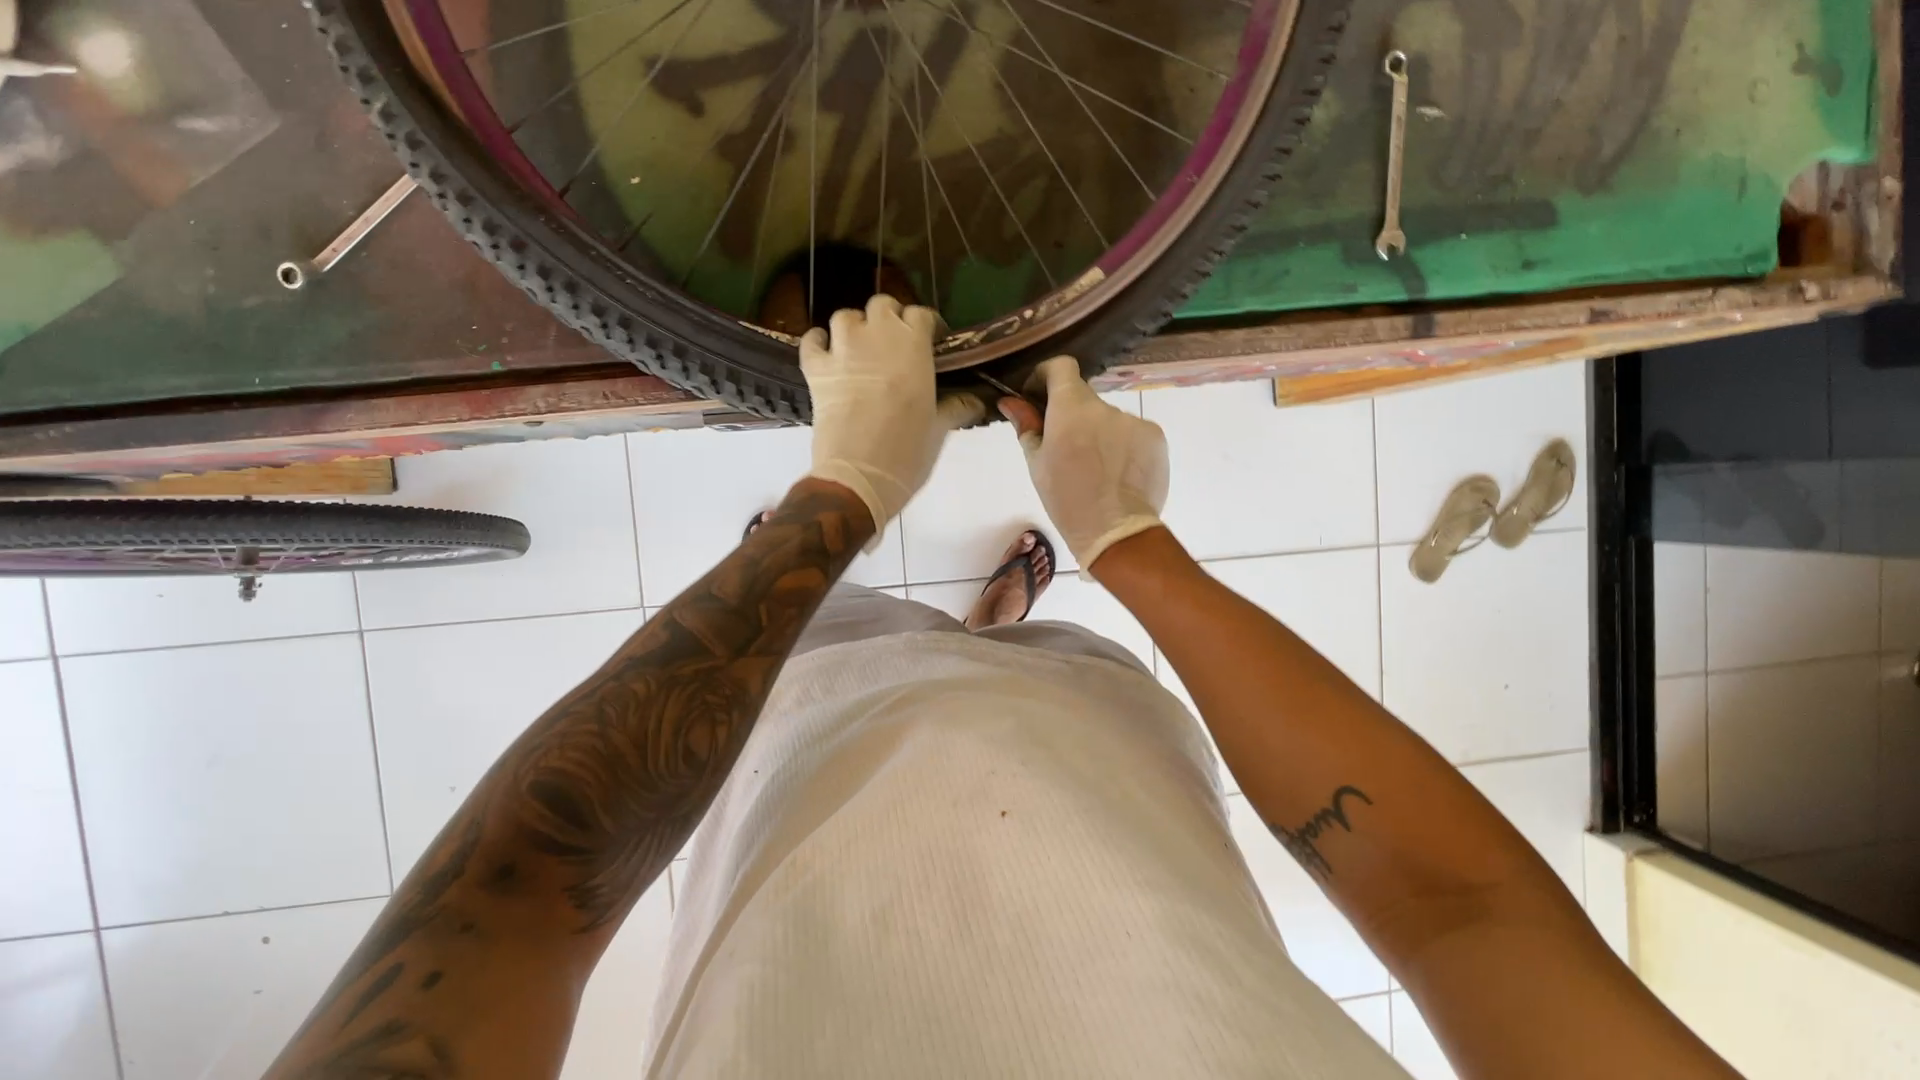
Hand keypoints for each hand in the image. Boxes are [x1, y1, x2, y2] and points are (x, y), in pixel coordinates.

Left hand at [801, 295, 983, 543]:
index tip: (932, 342)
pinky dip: (818, 342)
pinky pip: (812, 340)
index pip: (921, 315)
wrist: (860, 474)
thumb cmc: (909, 451)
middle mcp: (877, 337)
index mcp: (914, 346)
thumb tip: (976, 402)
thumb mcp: (939, 429)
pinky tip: (826, 354)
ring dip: (854, 327)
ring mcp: (842, 350)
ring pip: (845, 317)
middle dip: (889, 318)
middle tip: (895, 343)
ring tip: (860, 347)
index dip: (927, 326)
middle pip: (882, 305)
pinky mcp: (815, 369)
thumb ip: (956, 407)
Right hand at [1000, 356, 1168, 575]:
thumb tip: (1010, 402)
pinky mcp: (1155, 437)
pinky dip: (1124, 448)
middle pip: (1085, 400)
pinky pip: (1133, 434)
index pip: (1061, 367)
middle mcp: (1104, 406)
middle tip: (1067, 451)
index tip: (1040, 396)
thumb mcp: (1037, 464)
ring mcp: (1134, 420)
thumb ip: (1027, 426)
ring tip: (1096, 471)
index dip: (1048, 376)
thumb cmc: (1067, 499)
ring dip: (1100, 435)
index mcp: (1070, 408)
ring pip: (1110, 420)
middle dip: (1073, 417)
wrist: (1115, 531)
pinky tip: (1118, 475)